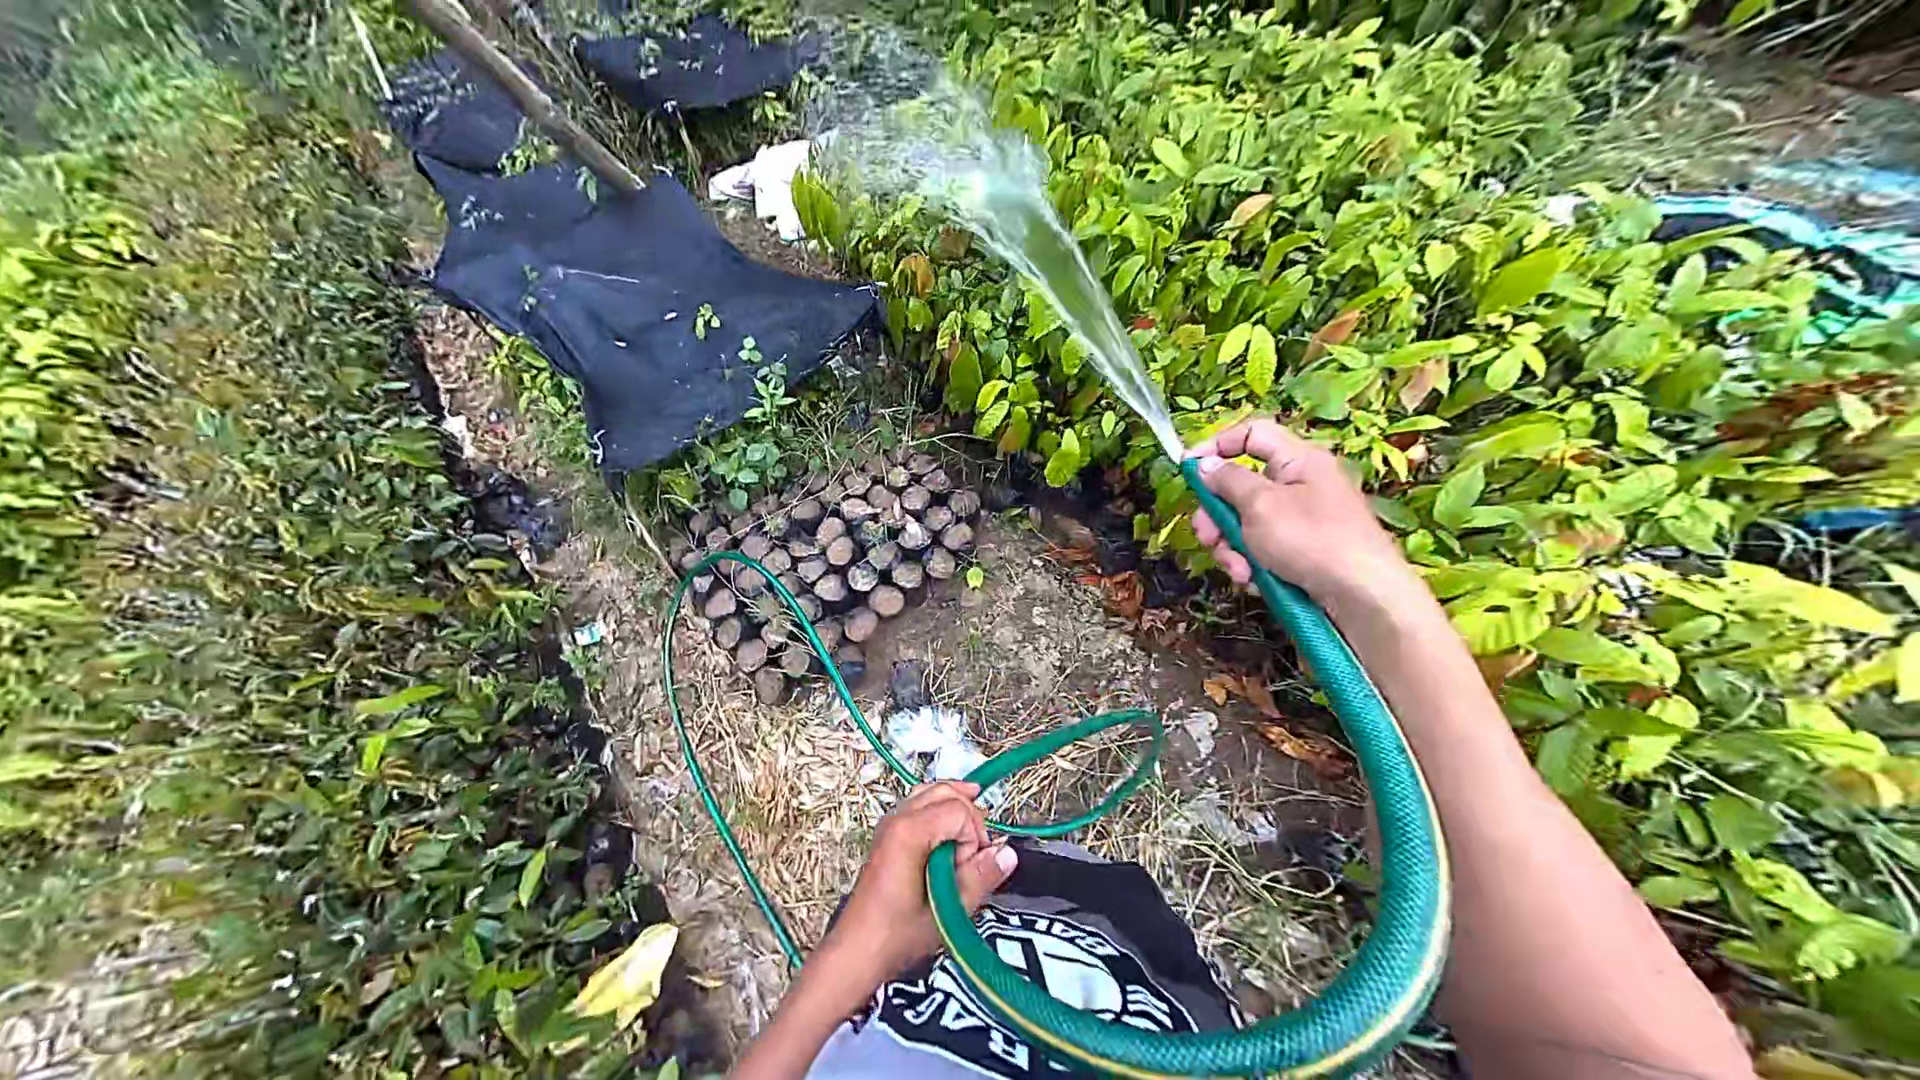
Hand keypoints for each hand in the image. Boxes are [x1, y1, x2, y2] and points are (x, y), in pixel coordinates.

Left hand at [822, 781, 1016, 984]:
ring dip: (957, 804)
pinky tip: (952, 823)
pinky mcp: (890, 832)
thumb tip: (1008, 853)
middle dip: (969, 818)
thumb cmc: (897, 935)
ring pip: (932, 791)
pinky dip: (940, 806)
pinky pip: (920, 802)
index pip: (960, 812)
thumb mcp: (947, 912)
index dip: (974, 838)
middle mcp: (898, 817)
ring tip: (975, 826)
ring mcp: (891, 821)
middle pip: (947, 793)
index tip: (971, 870)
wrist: (856, 952)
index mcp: (909, 832)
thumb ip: (980, 878)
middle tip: (975, 855)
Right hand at [1187, 417, 1421, 611]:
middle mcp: (1302, 484)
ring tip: (1238, 569)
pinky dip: (1252, 562)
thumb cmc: (1311, 541)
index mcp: (1298, 460)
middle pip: (1241, 485)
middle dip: (1217, 514)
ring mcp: (1303, 519)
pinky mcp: (1303, 549)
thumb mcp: (1260, 506)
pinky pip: (1263, 547)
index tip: (1187, 468)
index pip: (1251, 433)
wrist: (1364, 597)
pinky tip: (1254, 579)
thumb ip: (1227, 481)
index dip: (1215, 445)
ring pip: (1247, 522)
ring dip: (1232, 546)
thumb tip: (1205, 465)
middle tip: (1205, 535)